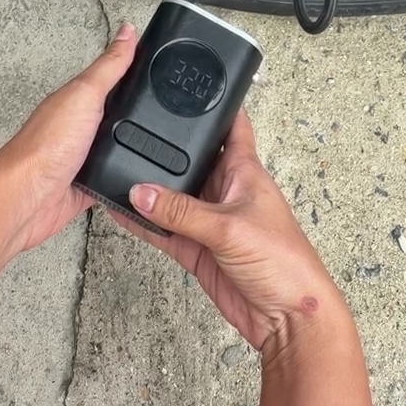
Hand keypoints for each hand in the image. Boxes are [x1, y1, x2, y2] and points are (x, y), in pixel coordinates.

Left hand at [0, 23, 138, 254]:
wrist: (30, 196)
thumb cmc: (46, 144)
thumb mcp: (84, 95)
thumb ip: (109, 66)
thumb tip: (127, 30)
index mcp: (79, 97)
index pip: (111, 75)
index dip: (132, 65)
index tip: (156, 54)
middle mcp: (81, 124)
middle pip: (117, 111)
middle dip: (139, 108)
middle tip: (166, 98)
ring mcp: (85, 154)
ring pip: (118, 143)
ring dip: (133, 143)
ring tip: (159, 136)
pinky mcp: (89, 183)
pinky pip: (115, 175)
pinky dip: (127, 174)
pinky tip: (141, 172)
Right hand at [109, 112, 347, 357]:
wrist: (287, 318)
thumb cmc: (283, 260)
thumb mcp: (229, 227)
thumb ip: (182, 211)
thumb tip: (140, 192)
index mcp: (246, 171)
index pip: (233, 126)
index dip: (218, 104)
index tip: (195, 86)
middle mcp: (226, 190)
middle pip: (194, 160)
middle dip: (171, 148)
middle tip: (138, 129)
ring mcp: (211, 220)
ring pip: (175, 196)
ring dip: (152, 189)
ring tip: (118, 169)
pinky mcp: (199, 249)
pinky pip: (166, 230)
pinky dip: (145, 223)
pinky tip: (122, 211)